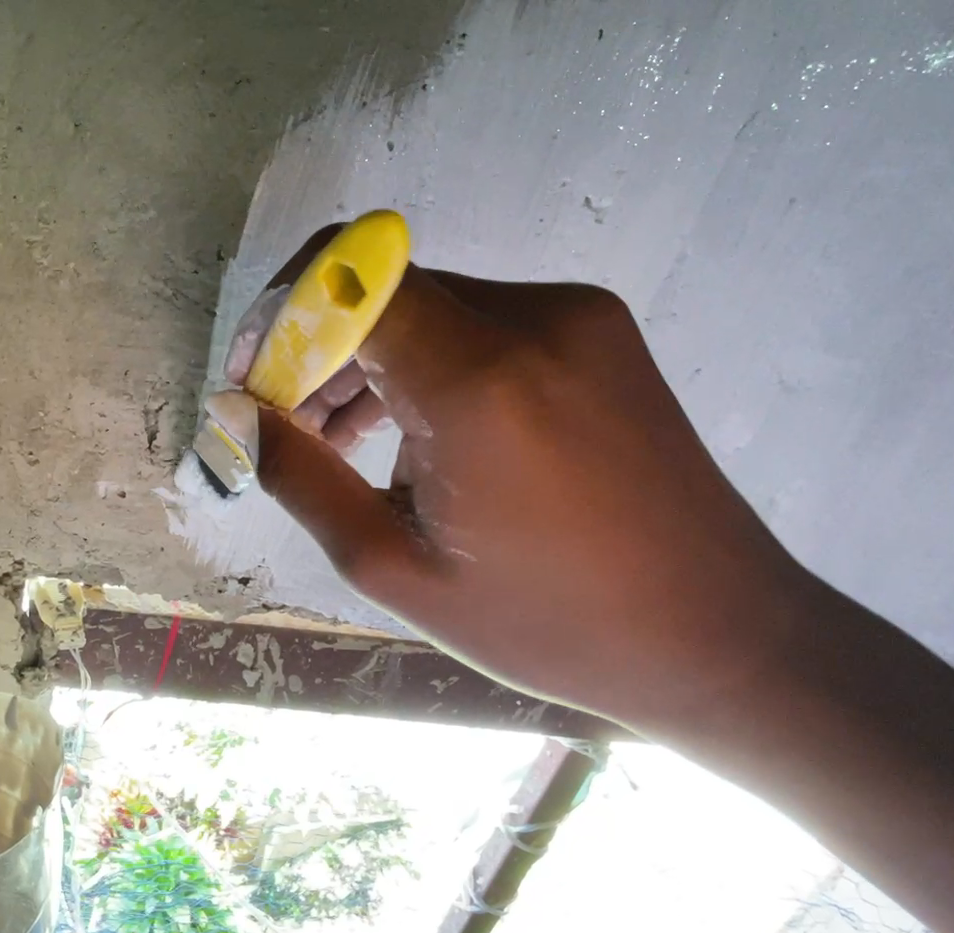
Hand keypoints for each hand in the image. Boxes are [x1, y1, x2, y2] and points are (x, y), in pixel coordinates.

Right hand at [238, 229, 816, 727]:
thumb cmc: (543, 621)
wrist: (717, 635)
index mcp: (479, 378)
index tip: (253, 384)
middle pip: (380, 290)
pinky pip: (472, 326)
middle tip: (282, 429)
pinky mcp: (595, 335)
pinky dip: (417, 367)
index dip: (281, 316)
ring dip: (361, 362)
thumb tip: (236, 418)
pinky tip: (402, 437)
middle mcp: (533, 318)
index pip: (349, 276)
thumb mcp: (391, 567)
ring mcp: (575, 318)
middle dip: (311, 349)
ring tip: (331, 445)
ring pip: (423, 306)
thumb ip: (300, 479)